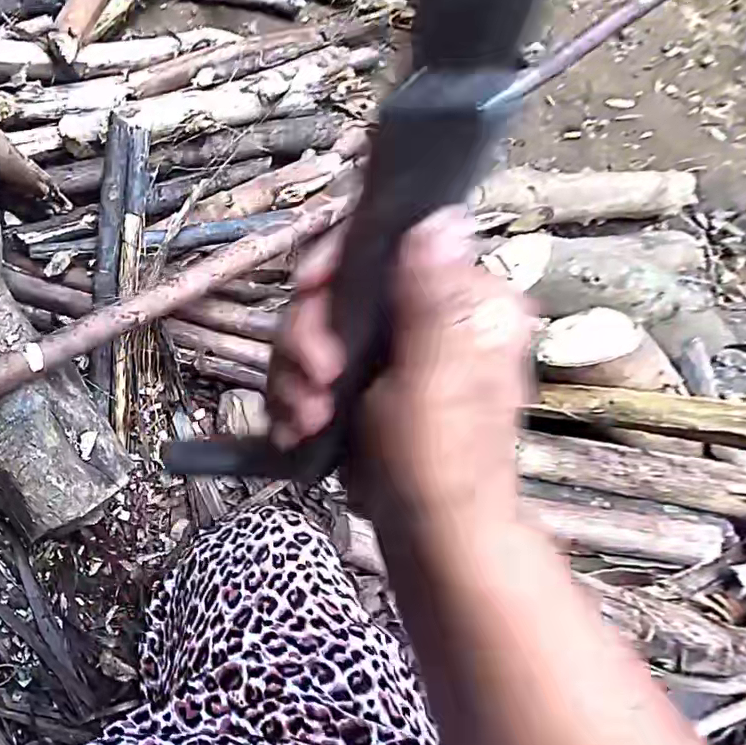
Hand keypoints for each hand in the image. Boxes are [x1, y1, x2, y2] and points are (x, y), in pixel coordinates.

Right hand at [267, 206, 533, 529]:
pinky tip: (296, 430)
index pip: (385, 247)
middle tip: (316, 384)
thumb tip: (436, 218)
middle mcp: (416, 318)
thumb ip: (432, 301)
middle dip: (307, 343)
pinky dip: (289, 400)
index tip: (307, 292)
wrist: (423, 526)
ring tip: (306, 422)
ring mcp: (378, 354)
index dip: (336, 263)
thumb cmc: (440, 457)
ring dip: (293, 381)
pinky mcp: (349, 385)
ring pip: (304, 338)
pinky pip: (297, 374)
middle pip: (329, 297)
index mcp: (456, 302)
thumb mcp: (436, 377)